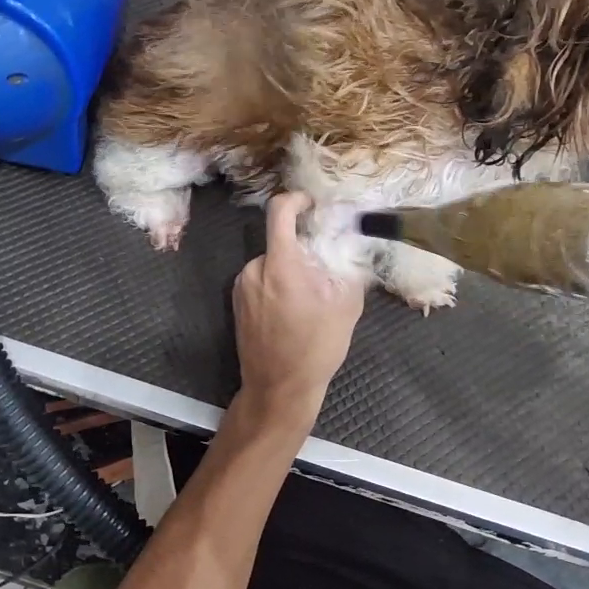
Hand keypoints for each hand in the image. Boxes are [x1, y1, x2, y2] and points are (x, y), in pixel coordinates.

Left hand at [233, 193, 365, 415]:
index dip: (297, 200)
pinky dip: (277, 286)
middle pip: (280, 243)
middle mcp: (254, 269)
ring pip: (271, 264)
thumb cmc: (316, 347)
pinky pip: (261, 281)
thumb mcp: (346, 304)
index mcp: (280, 264)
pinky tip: (293, 312)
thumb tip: (352, 240)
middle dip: (303, 251)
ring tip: (311, 301)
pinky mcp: (236, 303)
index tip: (311, 205)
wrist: (279, 388)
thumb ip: (348, 264)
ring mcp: (241, 287)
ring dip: (290, 271)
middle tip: (325, 272)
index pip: (280, 211)